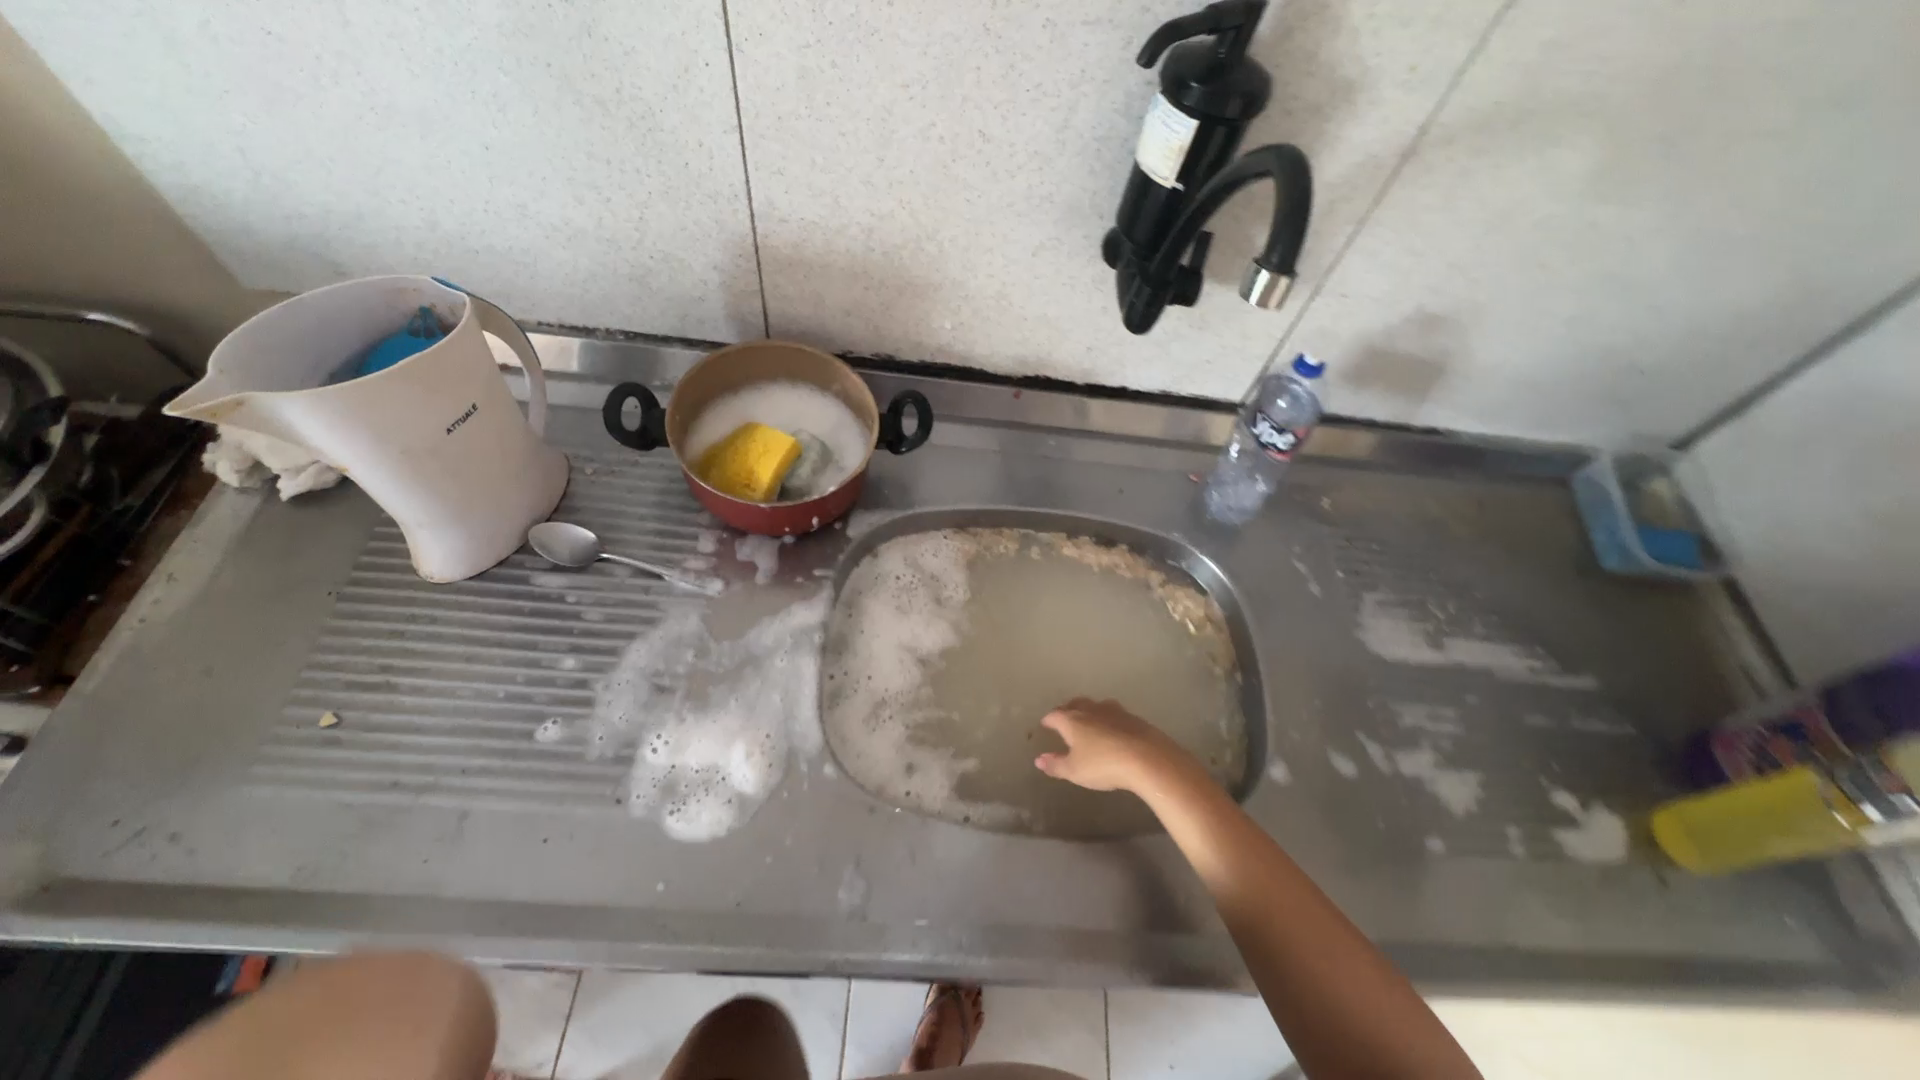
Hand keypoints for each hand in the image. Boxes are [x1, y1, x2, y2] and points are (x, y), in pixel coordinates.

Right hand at [1034, 698, 1183, 793]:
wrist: (1147, 758)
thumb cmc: (1103, 764)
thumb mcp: (1075, 771)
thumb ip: (1056, 764)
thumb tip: (1039, 759)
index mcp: (1073, 720)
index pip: (1055, 715)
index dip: (1049, 720)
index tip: (1045, 724)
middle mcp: (1092, 710)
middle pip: (1076, 704)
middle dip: (1068, 710)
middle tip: (1064, 717)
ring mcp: (1115, 712)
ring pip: (1097, 706)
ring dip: (1089, 711)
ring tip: (1088, 720)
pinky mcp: (1134, 718)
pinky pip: (1115, 715)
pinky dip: (1108, 720)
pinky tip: (1112, 730)